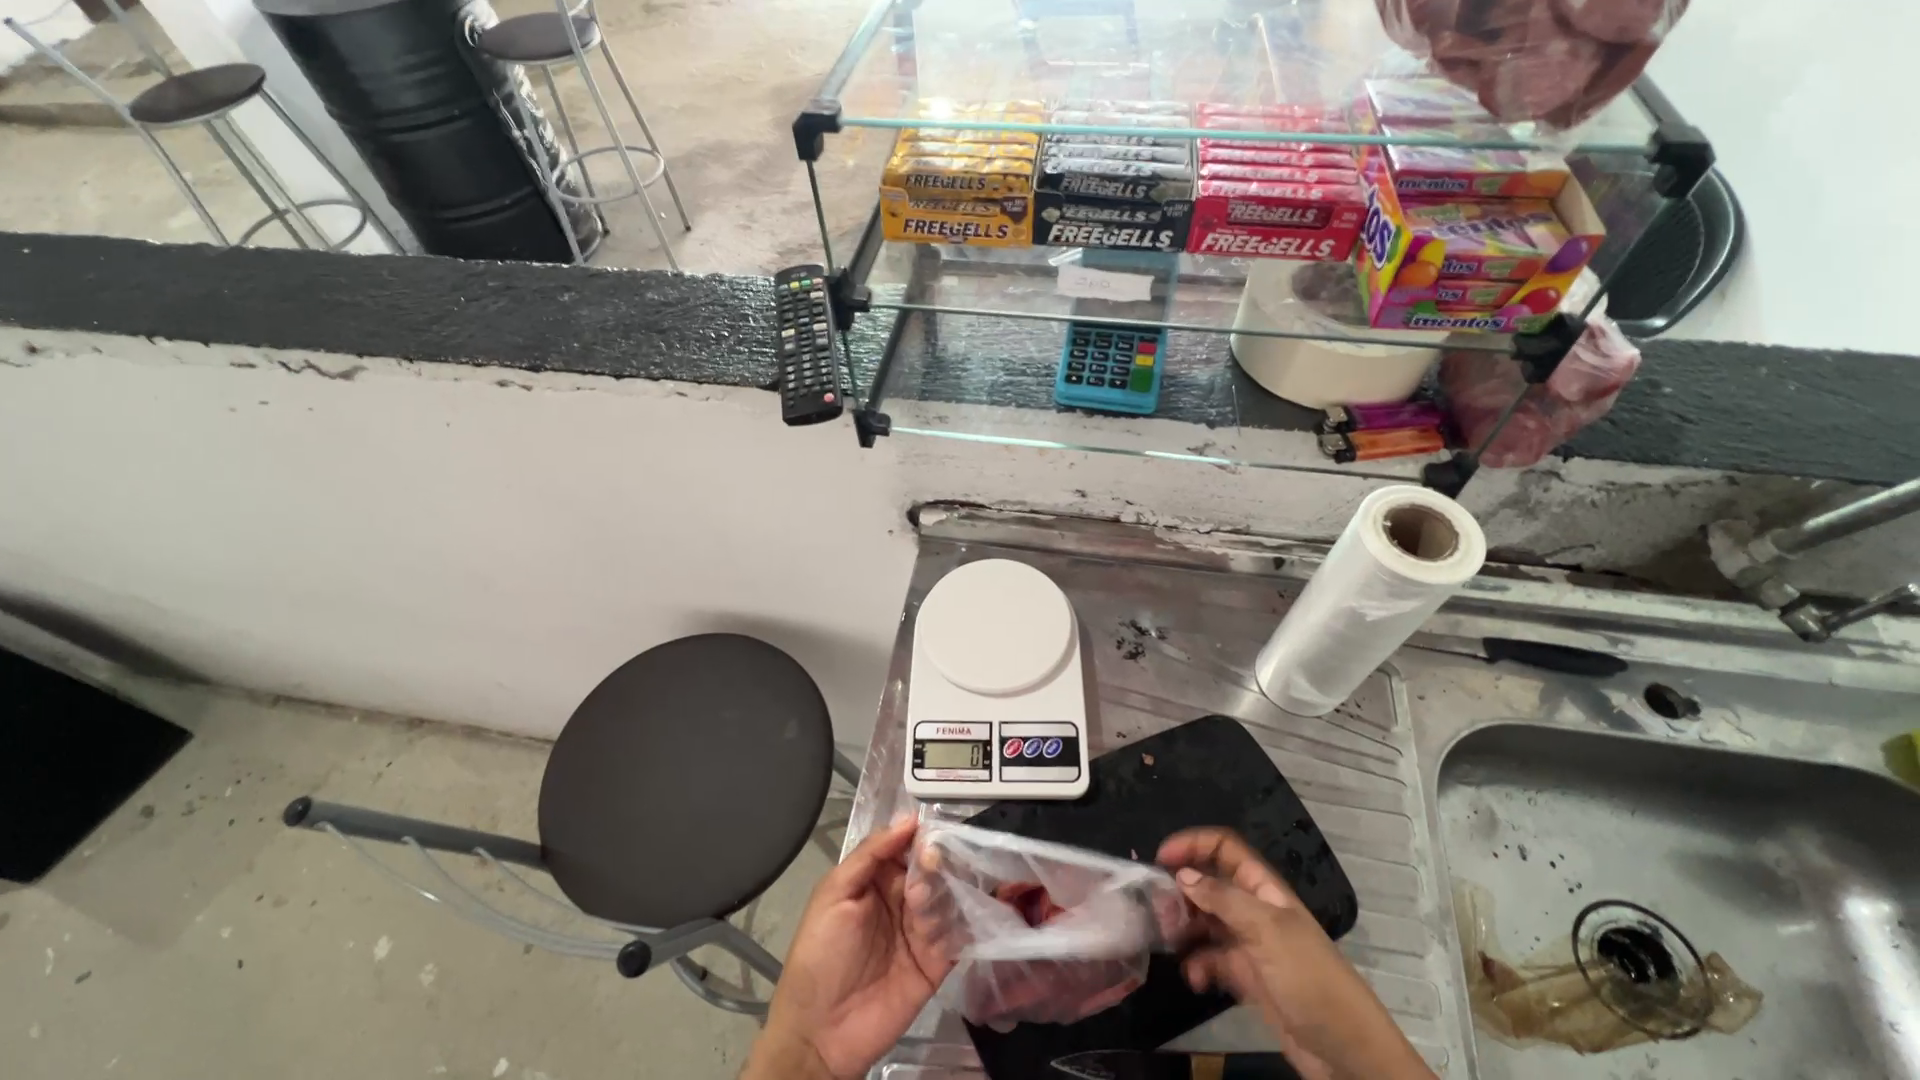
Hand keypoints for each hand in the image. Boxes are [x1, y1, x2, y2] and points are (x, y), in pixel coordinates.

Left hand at [744, 816, 953, 1079]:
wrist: (821, 1031)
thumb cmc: (820, 956)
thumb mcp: (834, 895)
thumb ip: (870, 855)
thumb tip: (909, 819)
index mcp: (876, 881)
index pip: (907, 848)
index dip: (920, 840)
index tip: (930, 838)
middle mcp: (902, 901)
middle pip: (933, 871)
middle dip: (935, 868)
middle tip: (926, 877)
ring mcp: (922, 932)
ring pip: (949, 899)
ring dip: (941, 898)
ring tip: (920, 911)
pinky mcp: (938, 963)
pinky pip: (960, 936)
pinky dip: (960, 928)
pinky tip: (942, 930)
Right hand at [1158, 828, 1434, 1079]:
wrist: (1345, 1050)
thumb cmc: (1309, 979)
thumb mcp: (1266, 931)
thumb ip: (1223, 899)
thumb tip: (1182, 874)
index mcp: (1264, 890)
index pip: (1225, 848)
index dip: (1194, 844)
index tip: (1161, 858)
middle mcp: (1255, 911)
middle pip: (1209, 884)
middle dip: (1181, 891)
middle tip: (1157, 909)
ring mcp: (1250, 945)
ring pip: (1205, 922)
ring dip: (1185, 930)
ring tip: (1169, 943)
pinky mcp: (1246, 977)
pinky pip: (1211, 960)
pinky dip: (1198, 966)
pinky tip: (1196, 980)